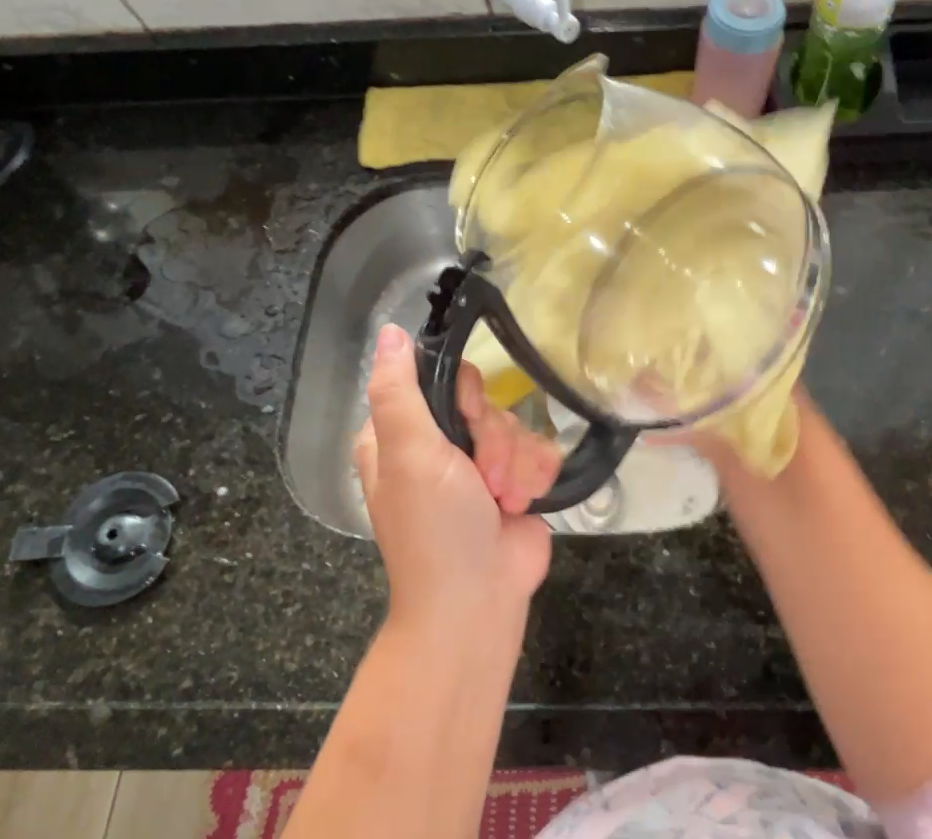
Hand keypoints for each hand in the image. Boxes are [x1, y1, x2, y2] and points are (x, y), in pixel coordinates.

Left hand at [355, 324, 562, 628]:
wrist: (478, 599)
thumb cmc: (435, 527)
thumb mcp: (408, 454)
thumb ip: (397, 390)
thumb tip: (389, 331)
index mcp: (403, 433)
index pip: (441, 376)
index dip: (464, 394)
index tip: (468, 419)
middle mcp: (441, 445)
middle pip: (486, 401)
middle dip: (494, 439)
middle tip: (483, 476)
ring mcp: (482, 465)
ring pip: (518, 426)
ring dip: (516, 465)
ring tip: (504, 502)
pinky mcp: (518, 483)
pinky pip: (541, 451)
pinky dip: (536, 478)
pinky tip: (523, 505)